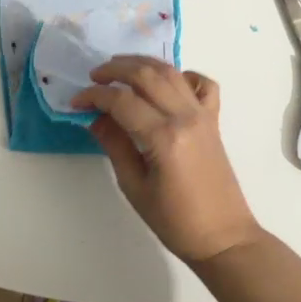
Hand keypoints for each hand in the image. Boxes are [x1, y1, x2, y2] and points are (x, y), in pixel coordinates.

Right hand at [74, 57, 263, 264]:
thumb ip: (115, 146)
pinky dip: (183, 75)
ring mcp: (203, 115)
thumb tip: (94, 118)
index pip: (121, 101)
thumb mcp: (134, 187)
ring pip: (170, 72)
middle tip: (93, 78)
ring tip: (118, 69)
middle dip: (115, 70)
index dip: (94, 96)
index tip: (76, 102)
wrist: (223, 237)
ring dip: (142, 64)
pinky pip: (202, 84)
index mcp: (163, 137)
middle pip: (146, 75)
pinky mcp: (214, 120)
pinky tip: (166, 84)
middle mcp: (185, 117)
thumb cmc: (175, 221)